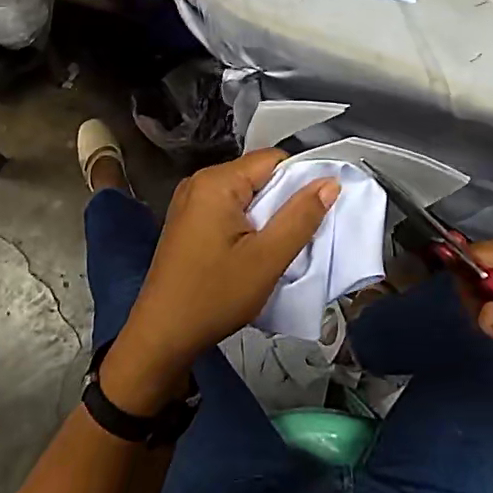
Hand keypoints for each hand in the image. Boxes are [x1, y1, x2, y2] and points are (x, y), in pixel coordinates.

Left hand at [100, 149, 337, 415]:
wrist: (163, 332)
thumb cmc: (215, 295)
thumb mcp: (267, 259)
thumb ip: (300, 217)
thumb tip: (329, 183)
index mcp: (216, 181)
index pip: (272, 160)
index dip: (301, 179)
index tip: (318, 211)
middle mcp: (199, 181)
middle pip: (257, 175)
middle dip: (283, 200)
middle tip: (300, 235)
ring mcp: (189, 201)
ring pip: (244, 194)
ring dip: (266, 215)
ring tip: (278, 247)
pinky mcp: (187, 220)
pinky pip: (227, 208)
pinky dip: (246, 224)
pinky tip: (253, 252)